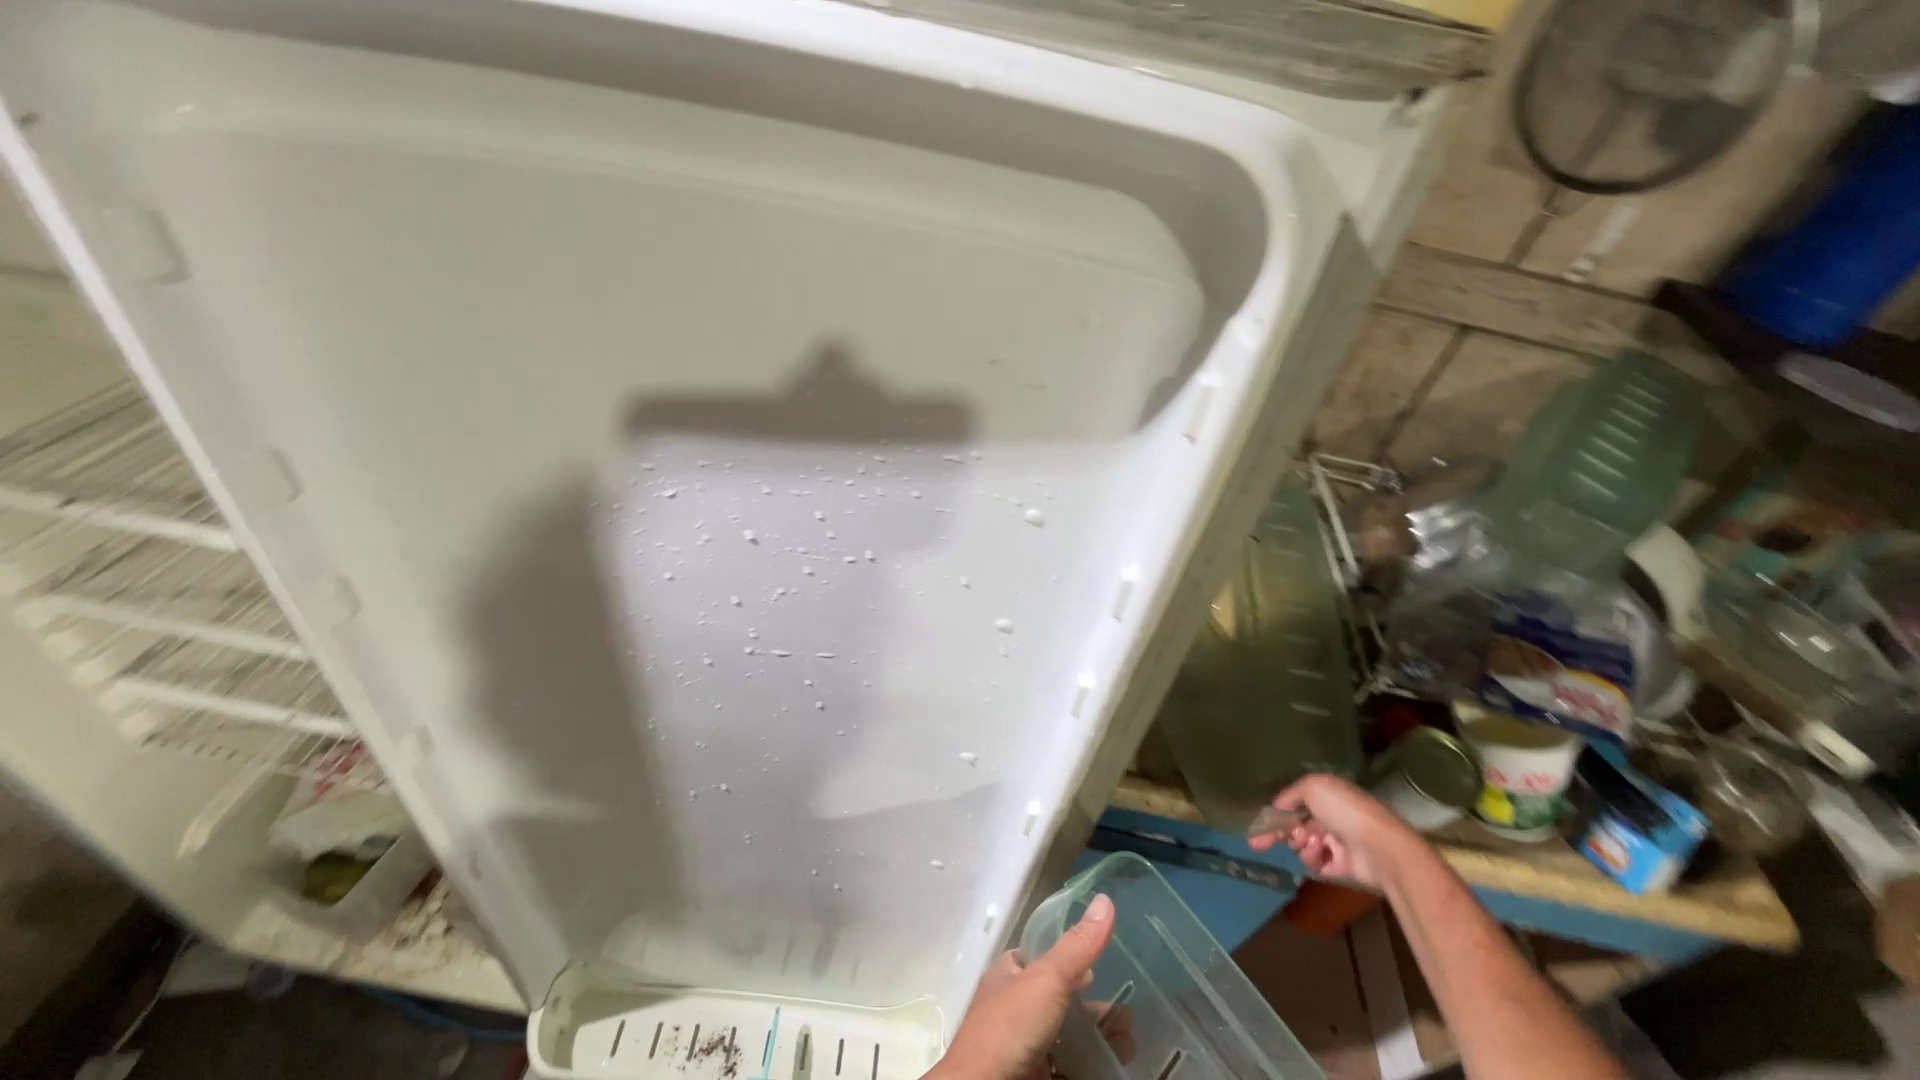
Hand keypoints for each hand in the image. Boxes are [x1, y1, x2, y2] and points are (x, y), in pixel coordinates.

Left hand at [931, 894, 1116, 1079]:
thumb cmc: (1010, 1028)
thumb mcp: (1047, 979)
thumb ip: (1078, 946)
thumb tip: (1105, 898)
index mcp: (1009, 977)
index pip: (1044, 959)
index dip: (1074, 962)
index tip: (1105, 971)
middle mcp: (1015, 1010)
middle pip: (1065, 1003)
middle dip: (1099, 1012)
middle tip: (1128, 1022)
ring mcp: (1025, 1047)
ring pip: (1071, 1039)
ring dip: (1102, 1042)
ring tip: (1127, 1046)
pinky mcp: (1037, 1076)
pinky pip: (1070, 1066)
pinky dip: (1092, 1066)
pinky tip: (1114, 1065)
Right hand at [1247, 774, 1427, 888]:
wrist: (1379, 847)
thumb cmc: (1346, 810)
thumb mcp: (1313, 786)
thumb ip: (1290, 794)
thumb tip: (1277, 807)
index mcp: (1329, 796)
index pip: (1295, 803)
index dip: (1275, 812)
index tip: (1258, 824)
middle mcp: (1331, 818)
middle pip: (1294, 825)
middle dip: (1279, 833)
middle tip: (1258, 844)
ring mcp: (1336, 843)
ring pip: (1302, 844)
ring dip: (1300, 842)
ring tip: (1312, 841)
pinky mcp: (1339, 867)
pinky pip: (1314, 862)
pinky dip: (1312, 857)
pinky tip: (1320, 852)